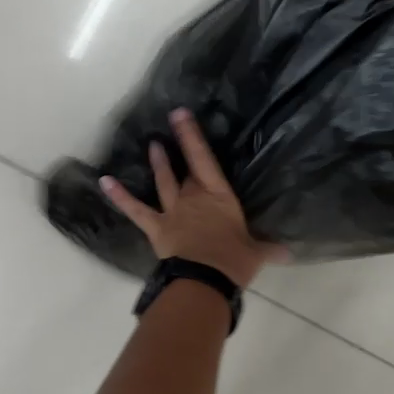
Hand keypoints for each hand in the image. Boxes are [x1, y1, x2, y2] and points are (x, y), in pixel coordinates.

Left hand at [100, 108, 287, 287]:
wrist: (205, 279)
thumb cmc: (233, 260)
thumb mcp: (256, 253)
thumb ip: (268, 249)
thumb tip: (289, 253)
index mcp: (219, 197)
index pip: (205, 160)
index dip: (192, 136)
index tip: (180, 114)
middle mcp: (194, 197)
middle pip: (185, 169)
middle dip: (178, 148)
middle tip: (169, 125)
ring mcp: (173, 211)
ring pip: (163, 182)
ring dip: (158, 165)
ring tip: (151, 146)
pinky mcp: (156, 228)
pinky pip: (136, 210)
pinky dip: (119, 196)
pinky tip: (105, 181)